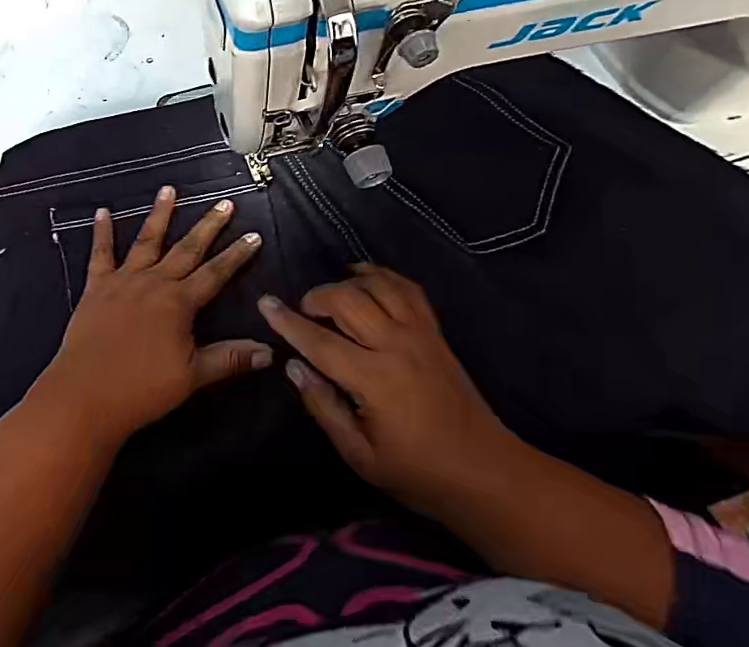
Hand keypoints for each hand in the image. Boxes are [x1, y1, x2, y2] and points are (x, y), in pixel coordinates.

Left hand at [36, 186, 269, 439]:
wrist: (83, 396)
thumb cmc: (141, 389)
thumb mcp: (192, 376)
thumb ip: (230, 359)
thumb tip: (269, 352)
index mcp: (179, 302)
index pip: (216, 273)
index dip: (237, 255)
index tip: (253, 235)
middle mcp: (154, 283)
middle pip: (187, 249)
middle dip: (208, 225)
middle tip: (224, 203)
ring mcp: (123, 282)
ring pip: (147, 241)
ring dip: (159, 214)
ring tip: (169, 189)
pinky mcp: (96, 288)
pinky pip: (100, 254)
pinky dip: (101, 232)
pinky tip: (102, 212)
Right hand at [257, 265, 518, 515]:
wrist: (483, 469)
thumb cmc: (417, 471)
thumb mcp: (360, 455)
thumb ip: (324, 406)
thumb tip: (293, 367)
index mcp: (374, 379)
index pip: (319, 340)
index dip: (287, 321)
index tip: (265, 303)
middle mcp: (396, 344)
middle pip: (347, 299)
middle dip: (316, 297)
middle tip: (303, 311)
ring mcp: (420, 332)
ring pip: (377, 285)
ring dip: (348, 282)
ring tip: (331, 294)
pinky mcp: (435, 330)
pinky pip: (408, 289)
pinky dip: (384, 276)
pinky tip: (367, 277)